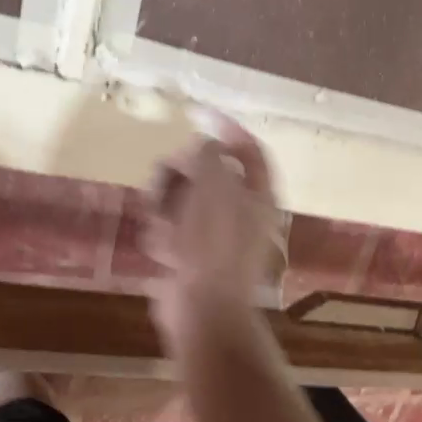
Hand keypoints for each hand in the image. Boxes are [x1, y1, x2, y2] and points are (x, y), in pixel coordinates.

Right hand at [141, 110, 280, 354]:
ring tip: (161, 221)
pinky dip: (162, 236)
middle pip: (208, 174)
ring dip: (166, 205)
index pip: (249, 149)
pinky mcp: (191, 259)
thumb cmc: (213, 244)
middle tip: (165, 176)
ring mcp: (215, 239)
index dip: (226, 127)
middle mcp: (242, 215)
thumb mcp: (213, 183)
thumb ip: (207, 154)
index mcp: (260, 196)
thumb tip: (199, 148)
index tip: (197, 112)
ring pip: (182, 201)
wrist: (202, 308)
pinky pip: (169, 232)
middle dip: (181, 172)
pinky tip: (162, 249)